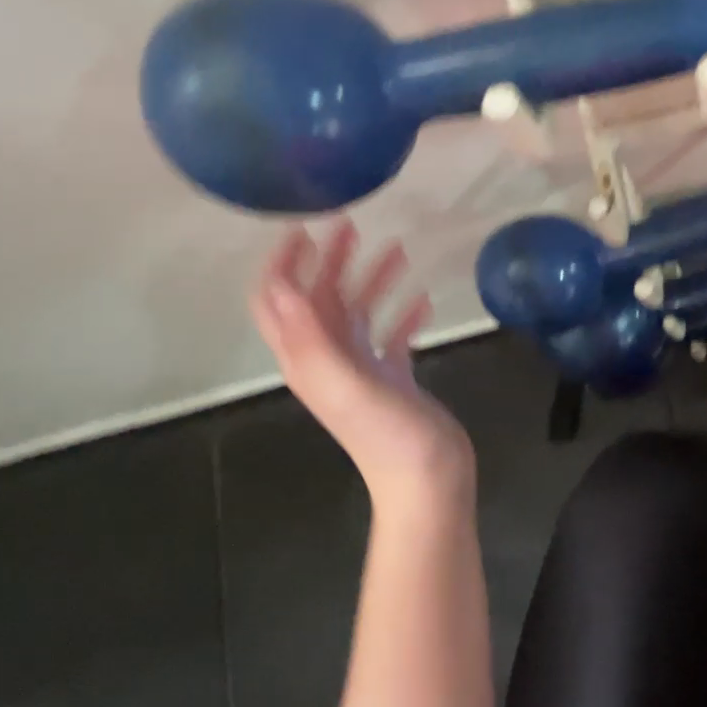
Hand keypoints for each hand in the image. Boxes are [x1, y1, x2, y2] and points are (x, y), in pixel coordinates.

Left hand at [249, 219, 471, 504]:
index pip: (279, 302)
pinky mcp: (395, 378)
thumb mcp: (346, 384)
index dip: (283, 264)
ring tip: (399, 250)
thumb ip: (312, 338)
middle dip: (331, 261)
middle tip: (353, 226)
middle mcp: (329, 361)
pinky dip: (404, 313)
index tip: (302, 227)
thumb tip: (280, 285)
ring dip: (372, 279)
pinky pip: (394, 335)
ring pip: (360, 313)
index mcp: (309, 360)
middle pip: (321, 300)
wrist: (427, 479)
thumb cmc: (387, 434)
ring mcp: (363, 370)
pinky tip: (425, 300)